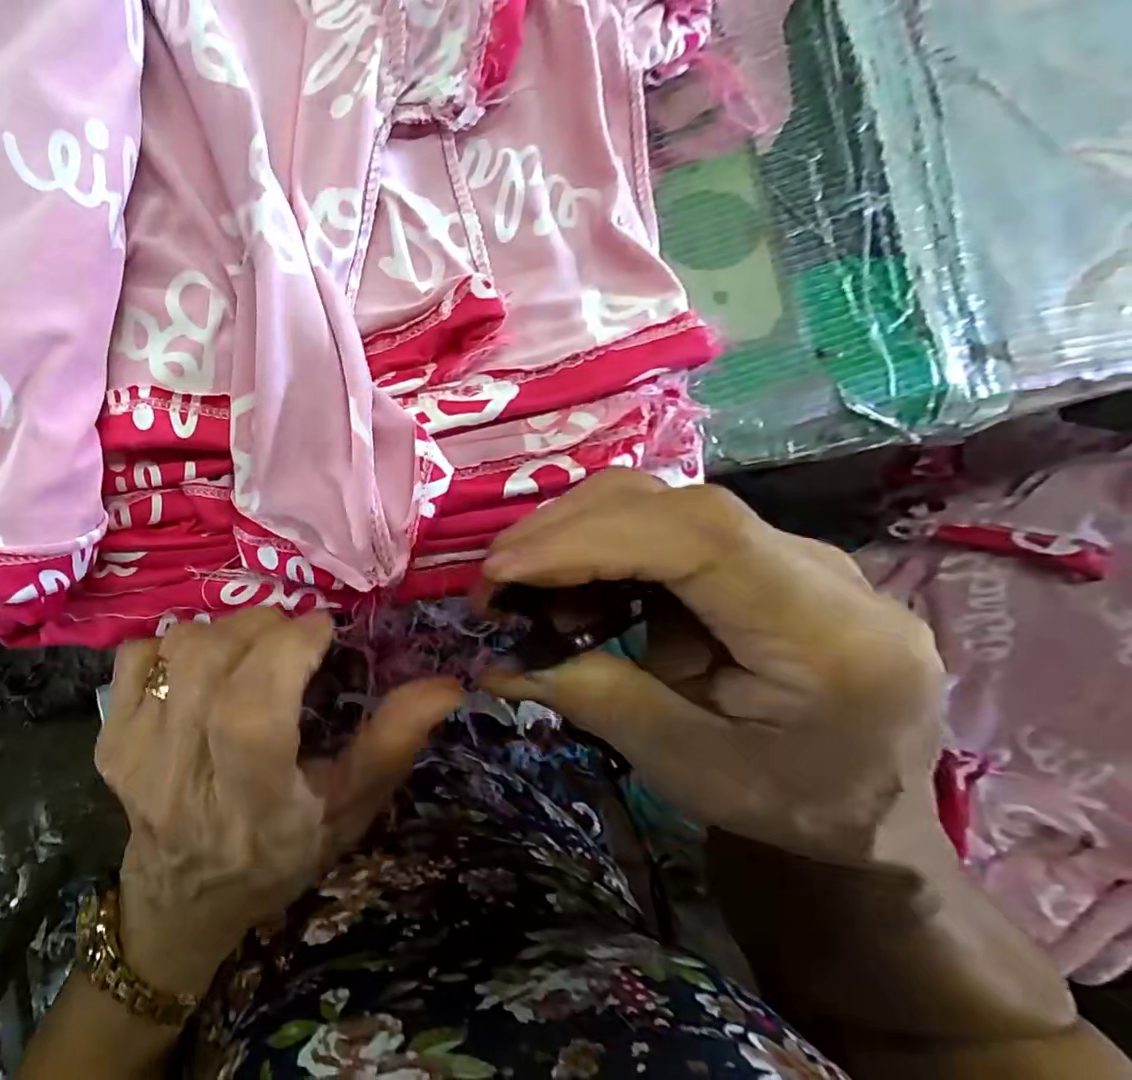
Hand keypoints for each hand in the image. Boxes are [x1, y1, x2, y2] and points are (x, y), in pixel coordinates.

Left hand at [96, 608, 462, 995]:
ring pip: (177, 651)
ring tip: (252, 644)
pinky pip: (136, 656)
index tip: (322, 626)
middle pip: (212, 663)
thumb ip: (390, 745)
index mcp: (252, 804)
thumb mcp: (344, 813)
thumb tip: (445, 684)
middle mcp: (183, 777)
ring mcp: (137, 755)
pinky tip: (198, 665)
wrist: (184, 894)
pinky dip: (173, 643)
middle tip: (291, 630)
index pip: (256, 707)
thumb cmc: (277, 855)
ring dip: (224, 628)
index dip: (290, 647)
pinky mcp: (109, 739)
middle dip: (262, 624)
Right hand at [475, 470, 948, 867]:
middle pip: (670, 505)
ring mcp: (787, 554)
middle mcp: (819, 571)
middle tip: (490, 583)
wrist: (869, 805)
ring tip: (517, 588)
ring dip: (568, 533)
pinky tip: (562, 589)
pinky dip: (589, 546)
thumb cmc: (788, 800)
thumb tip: (497, 662)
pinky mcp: (753, 555)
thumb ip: (595, 699)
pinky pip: (657, 524)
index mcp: (828, 635)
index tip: (502, 572)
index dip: (587, 541)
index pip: (700, 540)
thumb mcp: (685, 766)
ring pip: (657, 502)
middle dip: (560, 532)